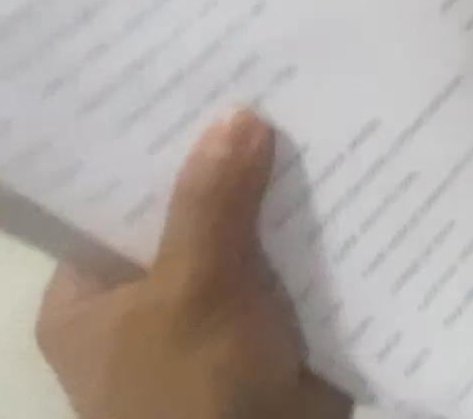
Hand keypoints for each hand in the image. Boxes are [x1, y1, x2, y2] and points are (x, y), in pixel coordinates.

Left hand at [36, 109, 351, 418]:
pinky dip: (336, 222)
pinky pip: (306, 253)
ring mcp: (225, 304)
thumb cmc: (192, 386)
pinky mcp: (285, 312)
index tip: (220, 85)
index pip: (125, 198)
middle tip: (300, 88)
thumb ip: (211, 205)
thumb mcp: (192, 290)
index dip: (169, 144)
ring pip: (263, 229)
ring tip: (350, 118)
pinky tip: (375, 178)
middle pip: (204, 208)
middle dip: (252, 159)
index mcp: (97, 293)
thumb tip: (236, 114)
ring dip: (304, 189)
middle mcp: (157, 293)